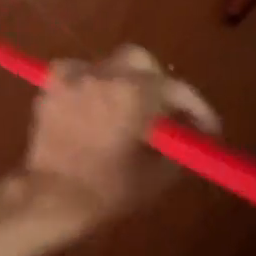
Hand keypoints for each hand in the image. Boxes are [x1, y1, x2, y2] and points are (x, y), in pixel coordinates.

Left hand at [17, 46, 219, 233]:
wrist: (51, 195)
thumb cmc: (108, 189)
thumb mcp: (157, 174)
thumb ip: (177, 146)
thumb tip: (189, 134)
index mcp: (131, 93)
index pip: (175, 87)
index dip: (196, 107)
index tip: (207, 127)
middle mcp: (100, 75)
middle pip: (138, 60)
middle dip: (157, 80)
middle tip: (165, 110)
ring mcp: (69, 77)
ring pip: (106, 65)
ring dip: (122, 83)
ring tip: (130, 113)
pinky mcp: (48, 86)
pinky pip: (78, 76)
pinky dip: (92, 87)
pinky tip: (98, 111)